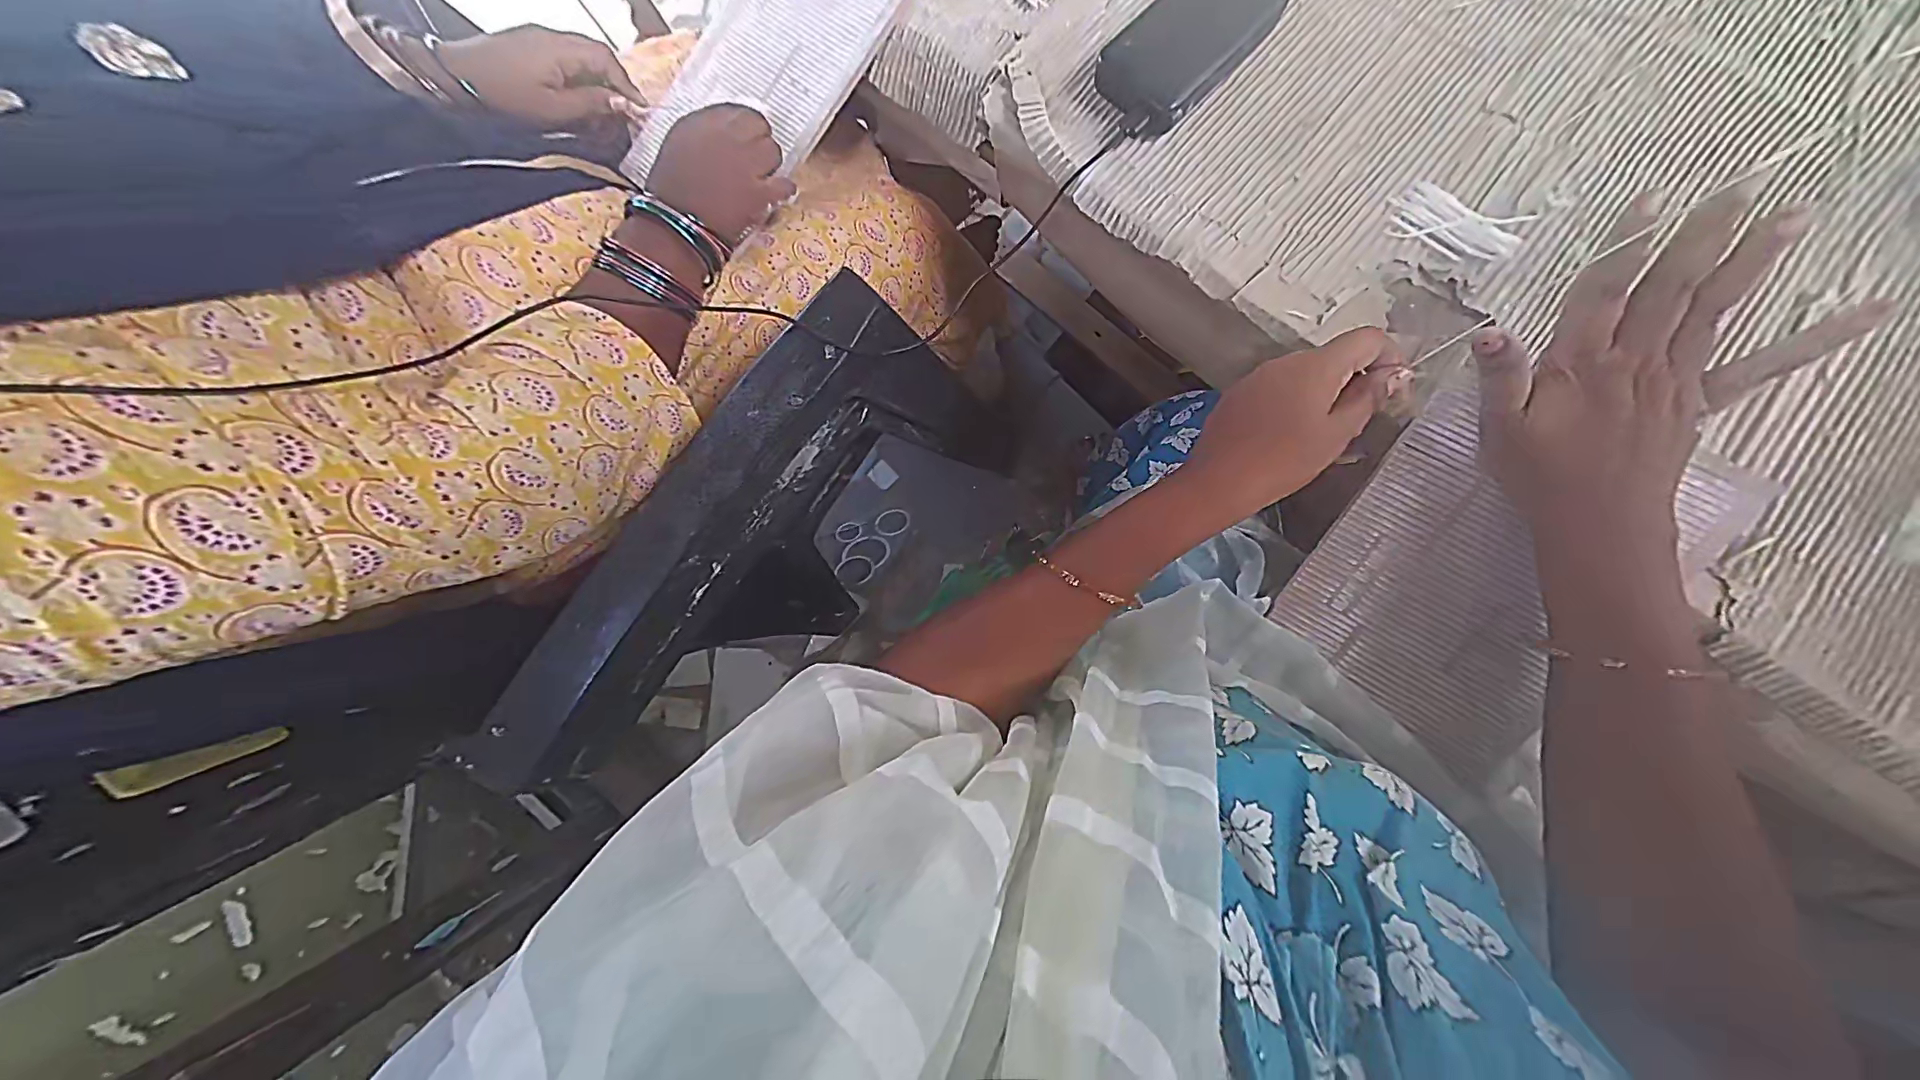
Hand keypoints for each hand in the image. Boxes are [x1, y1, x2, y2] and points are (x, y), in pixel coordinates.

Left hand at [435, 26, 645, 125]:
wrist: (453, 78)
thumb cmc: (502, 97)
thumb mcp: (554, 110)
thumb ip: (591, 105)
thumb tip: (621, 103)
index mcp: (559, 49)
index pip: (607, 60)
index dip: (627, 85)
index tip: (638, 109)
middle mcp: (550, 37)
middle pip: (596, 54)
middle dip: (616, 82)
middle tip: (626, 110)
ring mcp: (536, 38)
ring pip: (581, 55)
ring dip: (598, 80)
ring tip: (604, 108)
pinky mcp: (526, 45)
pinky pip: (564, 57)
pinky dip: (579, 77)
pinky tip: (579, 97)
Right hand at [647, 105, 797, 243]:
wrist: (677, 225)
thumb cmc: (671, 191)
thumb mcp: (680, 148)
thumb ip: (705, 136)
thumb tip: (729, 136)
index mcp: (702, 123)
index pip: (739, 111)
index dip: (747, 127)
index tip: (746, 139)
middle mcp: (726, 137)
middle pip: (760, 126)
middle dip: (760, 141)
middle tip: (756, 159)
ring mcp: (745, 164)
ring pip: (774, 152)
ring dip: (771, 164)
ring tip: (763, 177)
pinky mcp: (759, 192)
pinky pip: (784, 184)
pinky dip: (784, 189)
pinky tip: (777, 195)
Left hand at [1176, 328, 1404, 520]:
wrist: (1218, 482)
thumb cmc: (1282, 461)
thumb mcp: (1336, 434)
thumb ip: (1368, 398)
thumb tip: (1393, 373)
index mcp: (1314, 365)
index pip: (1367, 337)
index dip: (1390, 358)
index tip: (1392, 390)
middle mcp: (1283, 362)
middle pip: (1333, 357)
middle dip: (1354, 380)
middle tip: (1358, 422)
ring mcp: (1256, 377)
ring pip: (1303, 375)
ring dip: (1323, 394)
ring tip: (1322, 434)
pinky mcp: (1237, 394)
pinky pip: (1276, 389)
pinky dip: (1292, 403)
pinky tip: (1287, 436)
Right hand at [1474, 184, 1891, 561]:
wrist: (1596, 521)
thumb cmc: (1538, 473)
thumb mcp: (1500, 427)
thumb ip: (1500, 377)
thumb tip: (1489, 332)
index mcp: (1581, 365)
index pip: (1602, 294)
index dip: (1624, 247)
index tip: (1650, 202)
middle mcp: (1635, 361)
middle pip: (1670, 290)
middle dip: (1701, 238)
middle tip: (1739, 188)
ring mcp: (1675, 380)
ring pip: (1714, 311)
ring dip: (1752, 263)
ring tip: (1792, 217)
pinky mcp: (1697, 403)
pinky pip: (1760, 369)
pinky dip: (1814, 341)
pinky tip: (1869, 313)